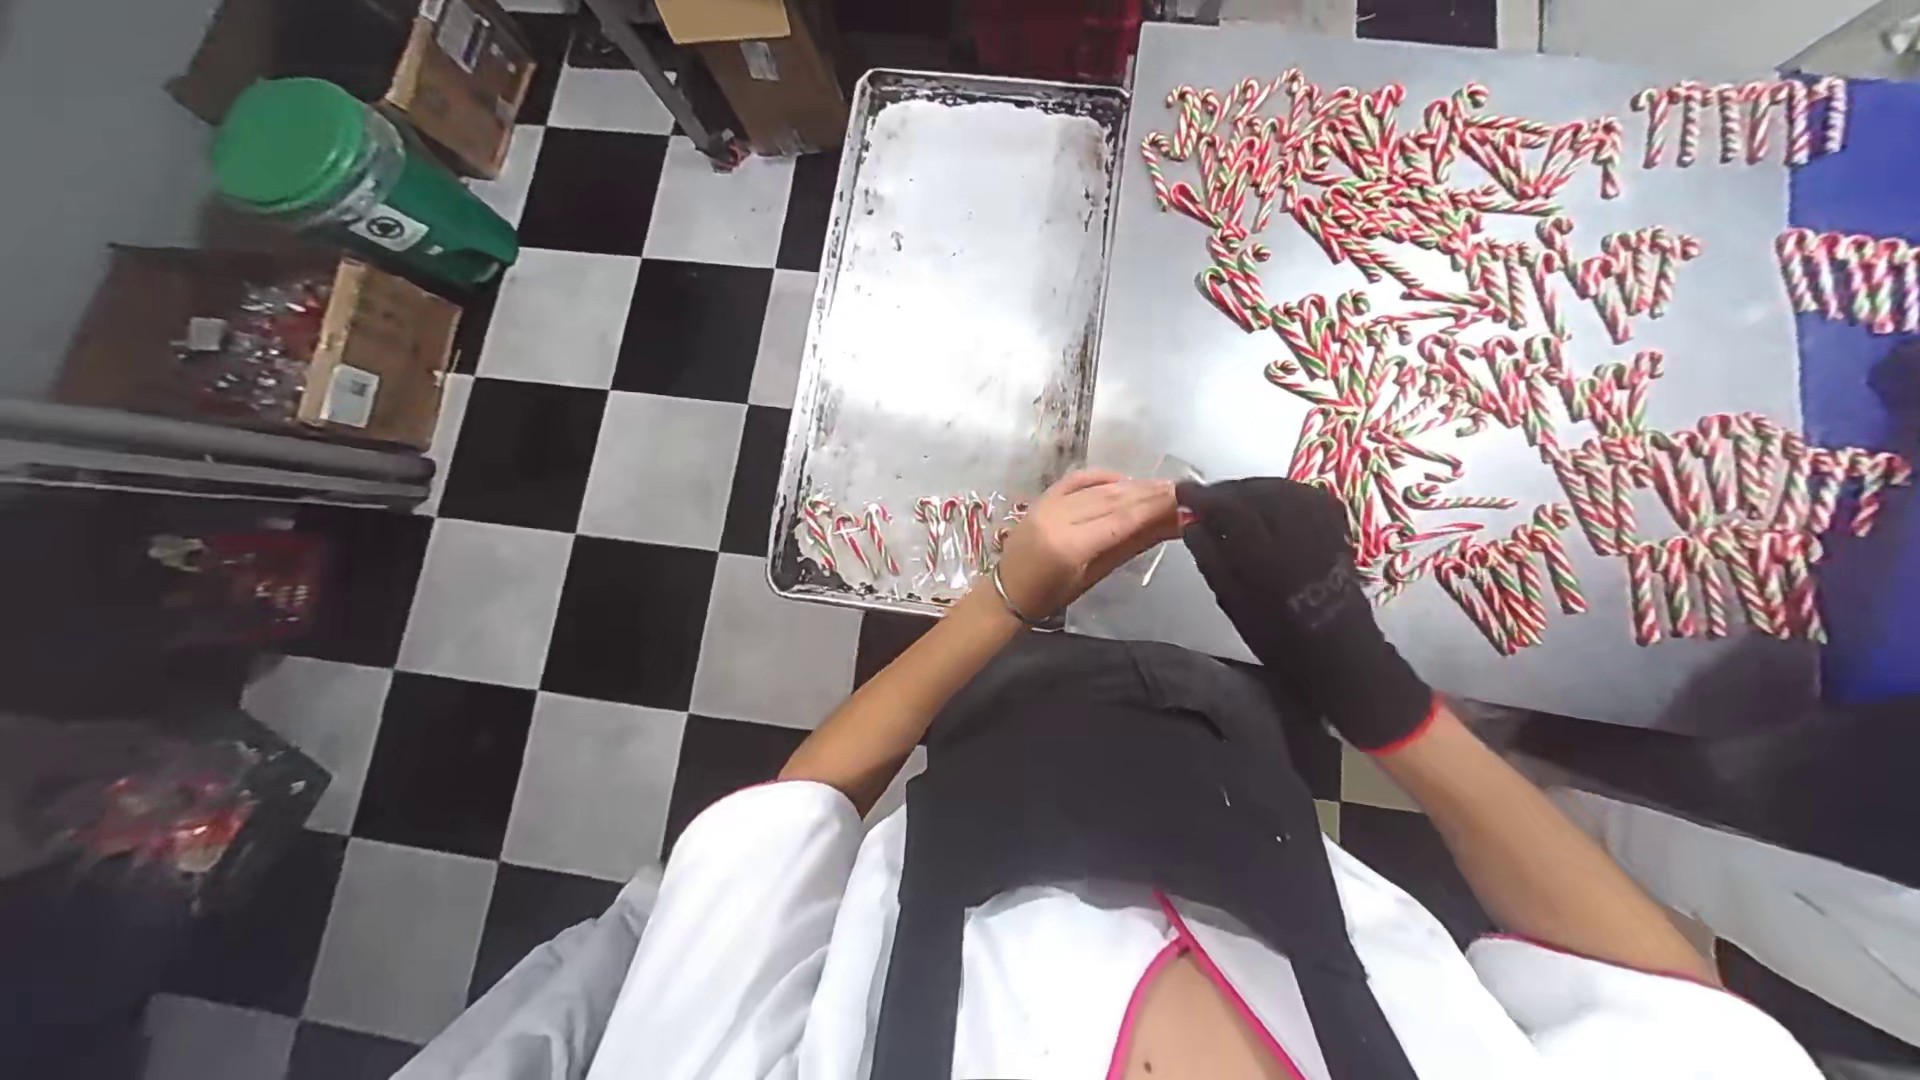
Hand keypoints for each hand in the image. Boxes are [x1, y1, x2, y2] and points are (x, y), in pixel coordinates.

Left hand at [994, 471, 1180, 618]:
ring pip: (1097, 489)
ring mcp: (1047, 505)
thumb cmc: (1052, 595)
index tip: (1185, 500)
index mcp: (1070, 546)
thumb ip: (1133, 545)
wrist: (1008, 591)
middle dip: (1150, 493)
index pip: (1122, 519)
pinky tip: (1123, 480)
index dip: (1156, 507)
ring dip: (1132, 485)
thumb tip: (1174, 524)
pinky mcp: (1042, 498)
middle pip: (1112, 499)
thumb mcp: (1095, 575)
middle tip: (1182, 490)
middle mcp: (1058, 519)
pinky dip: (1101, 477)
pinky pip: (1076, 480)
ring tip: (1161, 487)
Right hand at [1178, 477, 1434, 751]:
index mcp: (1263, 554)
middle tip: (1205, 498)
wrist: (1338, 653)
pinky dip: (1283, 491)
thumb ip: (1209, 557)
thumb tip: (1191, 524)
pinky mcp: (1337, 529)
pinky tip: (1271, 500)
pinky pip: (1307, 495)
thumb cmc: (1277, 635)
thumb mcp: (1231, 600)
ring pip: (1282, 488)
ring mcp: (1320, 528)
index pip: (1229, 507)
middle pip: (1256, 491)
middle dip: (1227, 490)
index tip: (1182, 491)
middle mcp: (1295, 532)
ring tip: (1233, 498)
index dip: (1203, 495)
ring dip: (1253, 488)